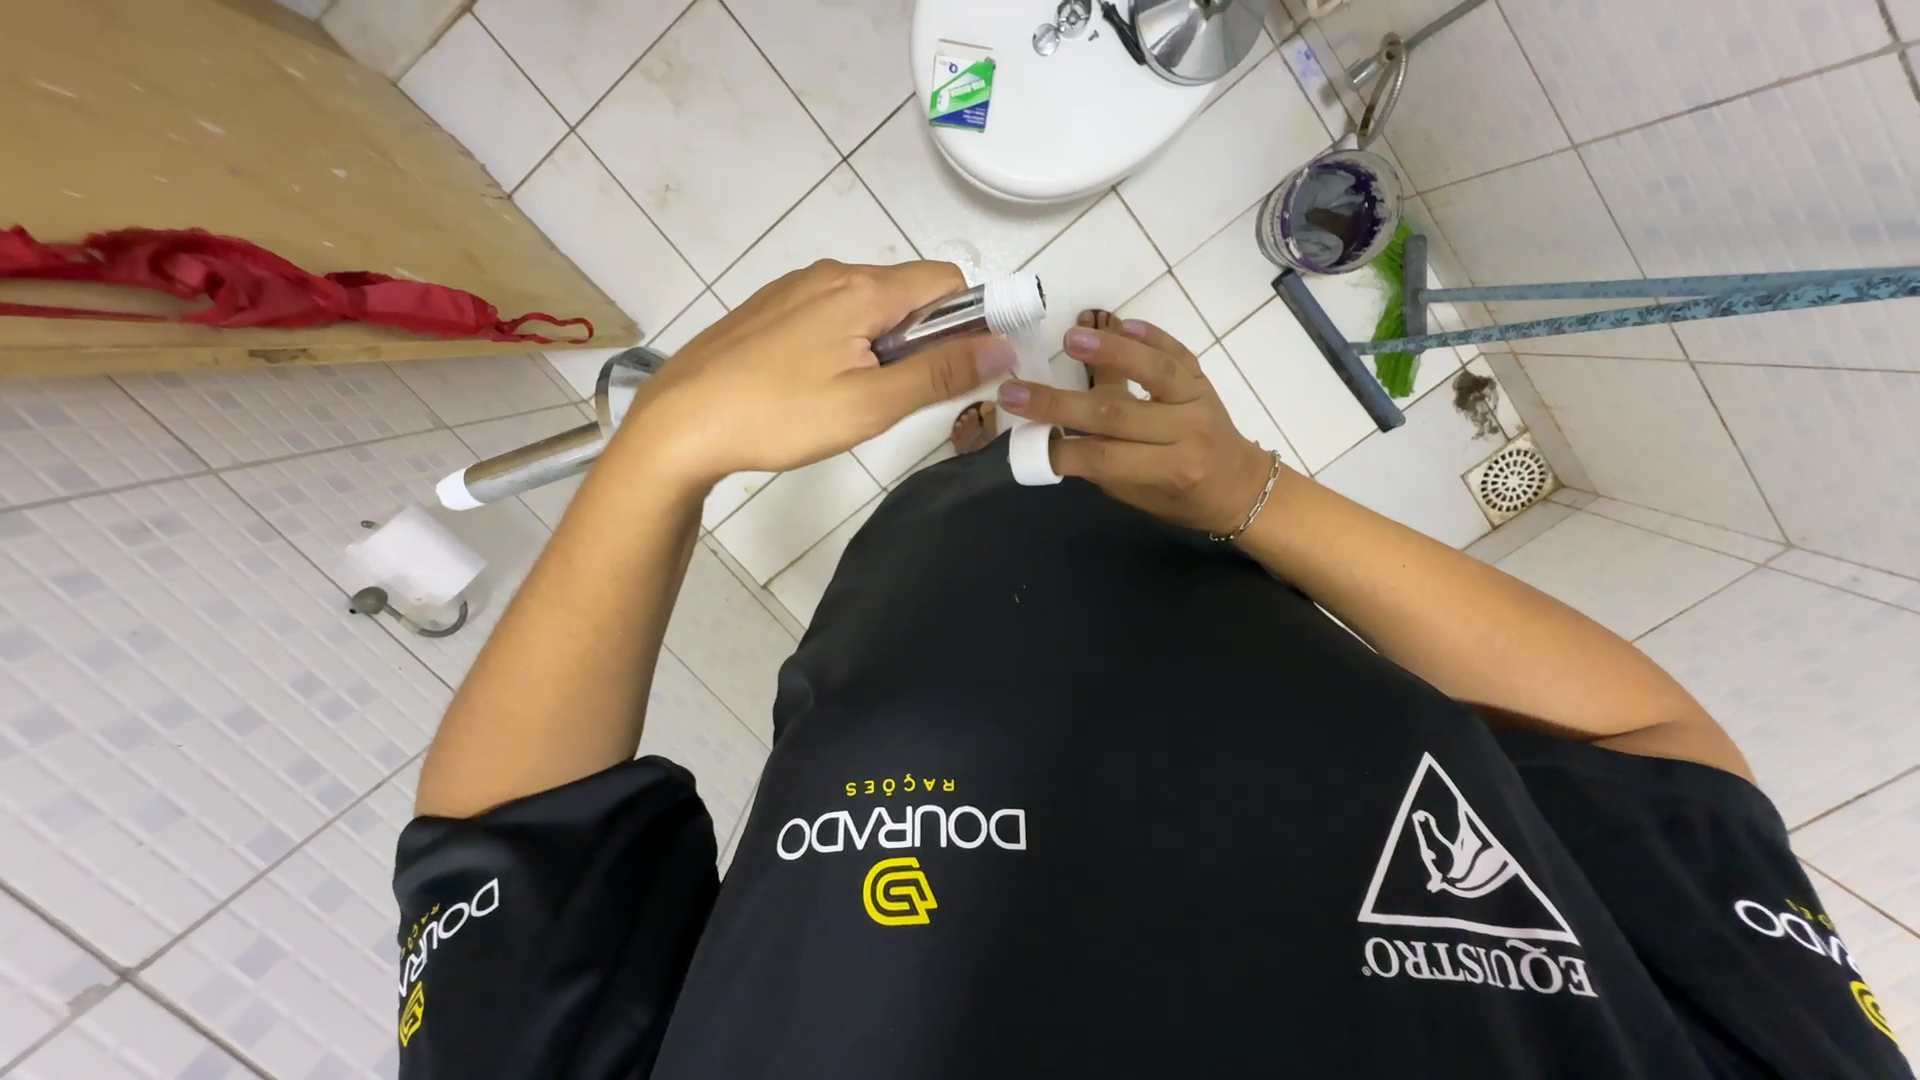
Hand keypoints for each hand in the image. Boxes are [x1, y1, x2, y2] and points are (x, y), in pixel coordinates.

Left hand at [612, 259, 1017, 490]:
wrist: (680, 423)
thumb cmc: (779, 415)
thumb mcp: (871, 404)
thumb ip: (940, 374)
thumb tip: (1004, 348)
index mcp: (861, 288)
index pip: (947, 282)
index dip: (967, 322)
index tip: (955, 371)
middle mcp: (830, 273)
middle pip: (907, 292)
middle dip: (922, 339)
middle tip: (896, 396)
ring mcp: (795, 288)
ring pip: (868, 306)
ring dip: (883, 345)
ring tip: (853, 397)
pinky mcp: (770, 308)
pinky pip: (831, 314)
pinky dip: (846, 343)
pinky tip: (816, 386)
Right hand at [995, 318, 1281, 533]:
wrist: (1240, 484)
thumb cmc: (1181, 498)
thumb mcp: (1139, 494)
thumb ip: (1102, 466)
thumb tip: (1050, 436)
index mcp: (1169, 470)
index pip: (1104, 458)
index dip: (1061, 450)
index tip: (1022, 439)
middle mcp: (1186, 432)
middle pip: (1116, 412)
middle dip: (1059, 402)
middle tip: (1015, 391)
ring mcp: (1197, 399)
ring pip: (1152, 370)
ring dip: (1109, 352)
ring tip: (1071, 339)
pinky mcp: (1202, 377)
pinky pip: (1175, 351)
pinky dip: (1149, 335)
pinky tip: (1121, 323)